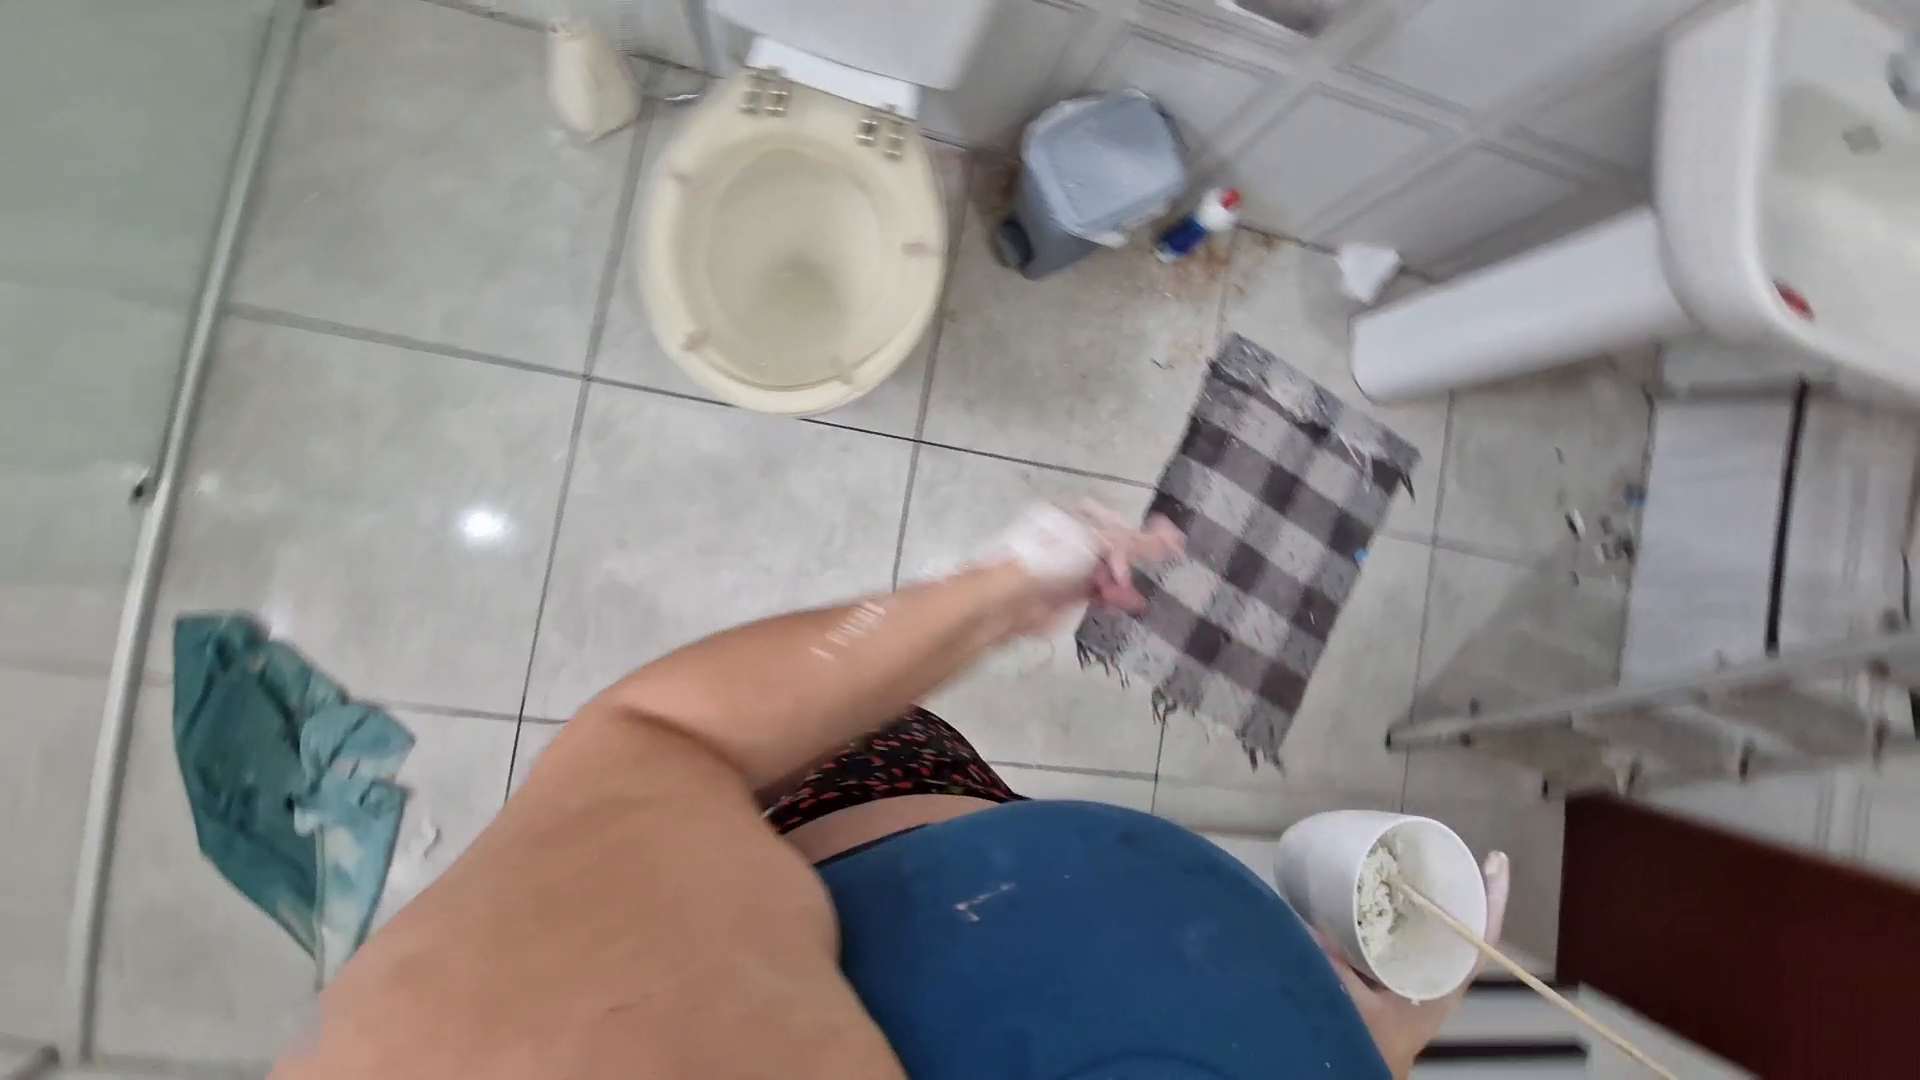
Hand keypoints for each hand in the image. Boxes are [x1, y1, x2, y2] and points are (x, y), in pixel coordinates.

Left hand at [981, 501, 1184, 636]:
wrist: (1010, 598)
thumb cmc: (1050, 558)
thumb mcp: (1096, 541)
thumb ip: (1135, 542)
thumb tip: (1172, 535)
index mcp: (1068, 515)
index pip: (1109, 519)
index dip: (1132, 532)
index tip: (1157, 544)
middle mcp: (1065, 539)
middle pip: (1108, 548)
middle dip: (1127, 561)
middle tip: (1134, 573)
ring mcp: (1064, 568)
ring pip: (1103, 573)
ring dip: (1121, 582)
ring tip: (1133, 595)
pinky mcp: (1063, 596)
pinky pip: (1094, 594)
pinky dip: (1111, 598)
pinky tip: (1127, 603)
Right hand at [1316, 852, 1510, 1078]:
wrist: (1347, 1072)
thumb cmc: (1364, 1042)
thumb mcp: (1351, 1007)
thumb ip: (1331, 963)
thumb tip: (1309, 921)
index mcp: (1441, 987)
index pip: (1478, 940)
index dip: (1490, 902)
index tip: (1495, 862)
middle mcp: (1432, 977)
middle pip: (1455, 926)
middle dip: (1451, 887)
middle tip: (1434, 848)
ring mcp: (1410, 974)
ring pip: (1425, 929)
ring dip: (1419, 896)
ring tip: (1403, 859)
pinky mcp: (1383, 973)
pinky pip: (1394, 934)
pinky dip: (1388, 910)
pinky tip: (1366, 890)